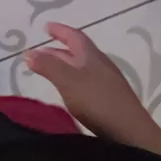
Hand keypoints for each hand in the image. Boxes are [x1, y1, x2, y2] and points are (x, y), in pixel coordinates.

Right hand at [24, 23, 160, 146]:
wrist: (131, 134)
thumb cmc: (98, 102)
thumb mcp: (68, 81)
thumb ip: (48, 66)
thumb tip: (29, 52)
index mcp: (92, 56)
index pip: (75, 36)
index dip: (60, 30)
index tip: (46, 27)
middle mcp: (101, 65)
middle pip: (78, 52)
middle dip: (58, 49)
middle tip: (40, 52)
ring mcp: (108, 83)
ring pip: (83, 67)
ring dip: (65, 65)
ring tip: (49, 71)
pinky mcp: (110, 100)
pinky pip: (87, 81)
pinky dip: (73, 79)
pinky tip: (69, 91)